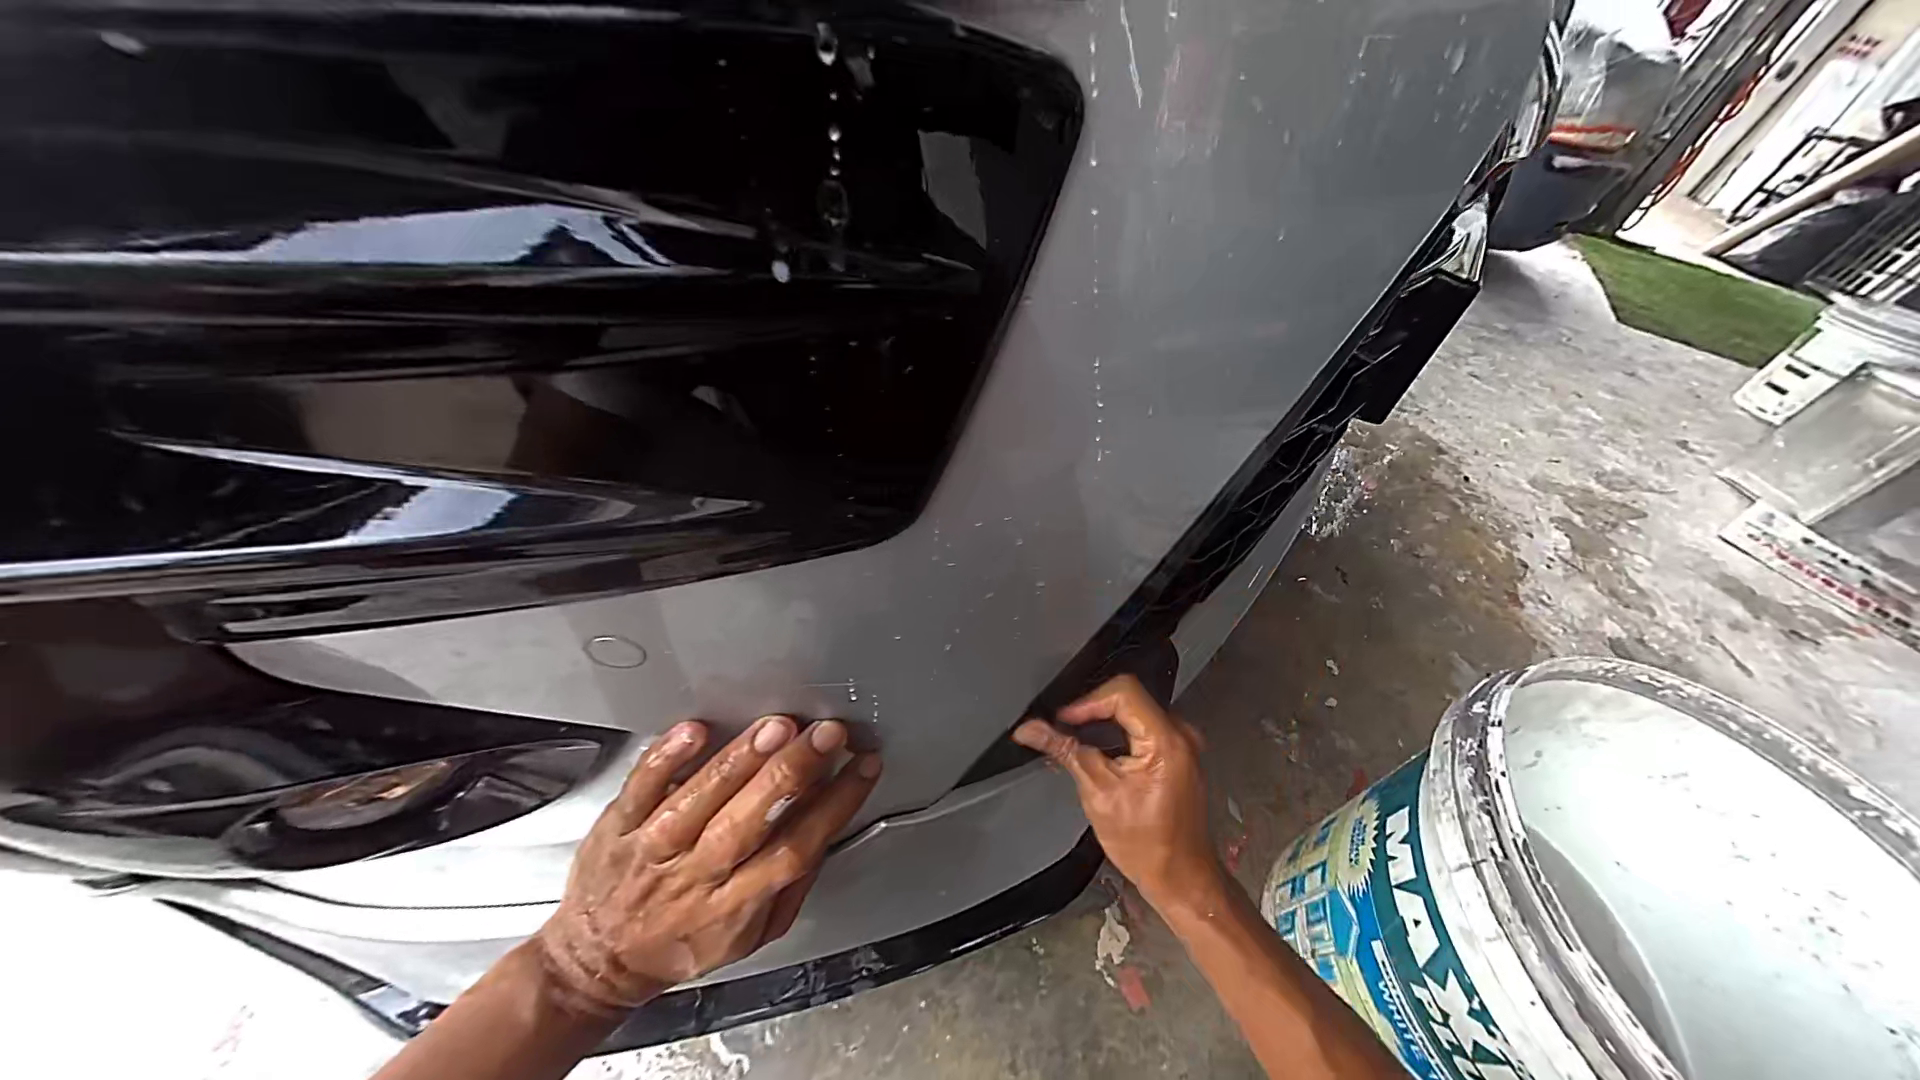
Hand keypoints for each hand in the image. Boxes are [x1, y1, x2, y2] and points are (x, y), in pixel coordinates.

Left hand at [534, 715, 881, 1016]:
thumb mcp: (753, 935)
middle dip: (795, 771)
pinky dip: (668, 758)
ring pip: (702, 799)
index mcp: (735, 905)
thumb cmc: (681, 944)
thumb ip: (793, 882)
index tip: (861, 766)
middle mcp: (696, 875)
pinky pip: (642, 787)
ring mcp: (655, 847)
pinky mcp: (620, 824)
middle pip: (751, 820)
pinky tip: (695, 730)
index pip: (797, 849)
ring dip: (743, 760)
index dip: (836, 804)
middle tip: (827, 735)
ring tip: (779, 728)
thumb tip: (827, 820)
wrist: (598, 960)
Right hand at [1012, 675, 1220, 907]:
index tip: (1062, 719)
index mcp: (1166, 740)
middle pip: (1127, 697)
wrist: (1181, 877)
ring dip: (1101, 722)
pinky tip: (1098, 752)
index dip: (1086, 701)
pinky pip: (1141, 725)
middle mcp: (1180, 733)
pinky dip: (1116, 733)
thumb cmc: (1146, 844)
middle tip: (1063, 729)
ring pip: (1132, 710)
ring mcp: (1182, 742)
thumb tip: (1030, 728)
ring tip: (1076, 741)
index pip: (1122, 692)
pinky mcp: (1177, 752)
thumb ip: (1064, 750)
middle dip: (1090, 711)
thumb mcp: (1097, 793)